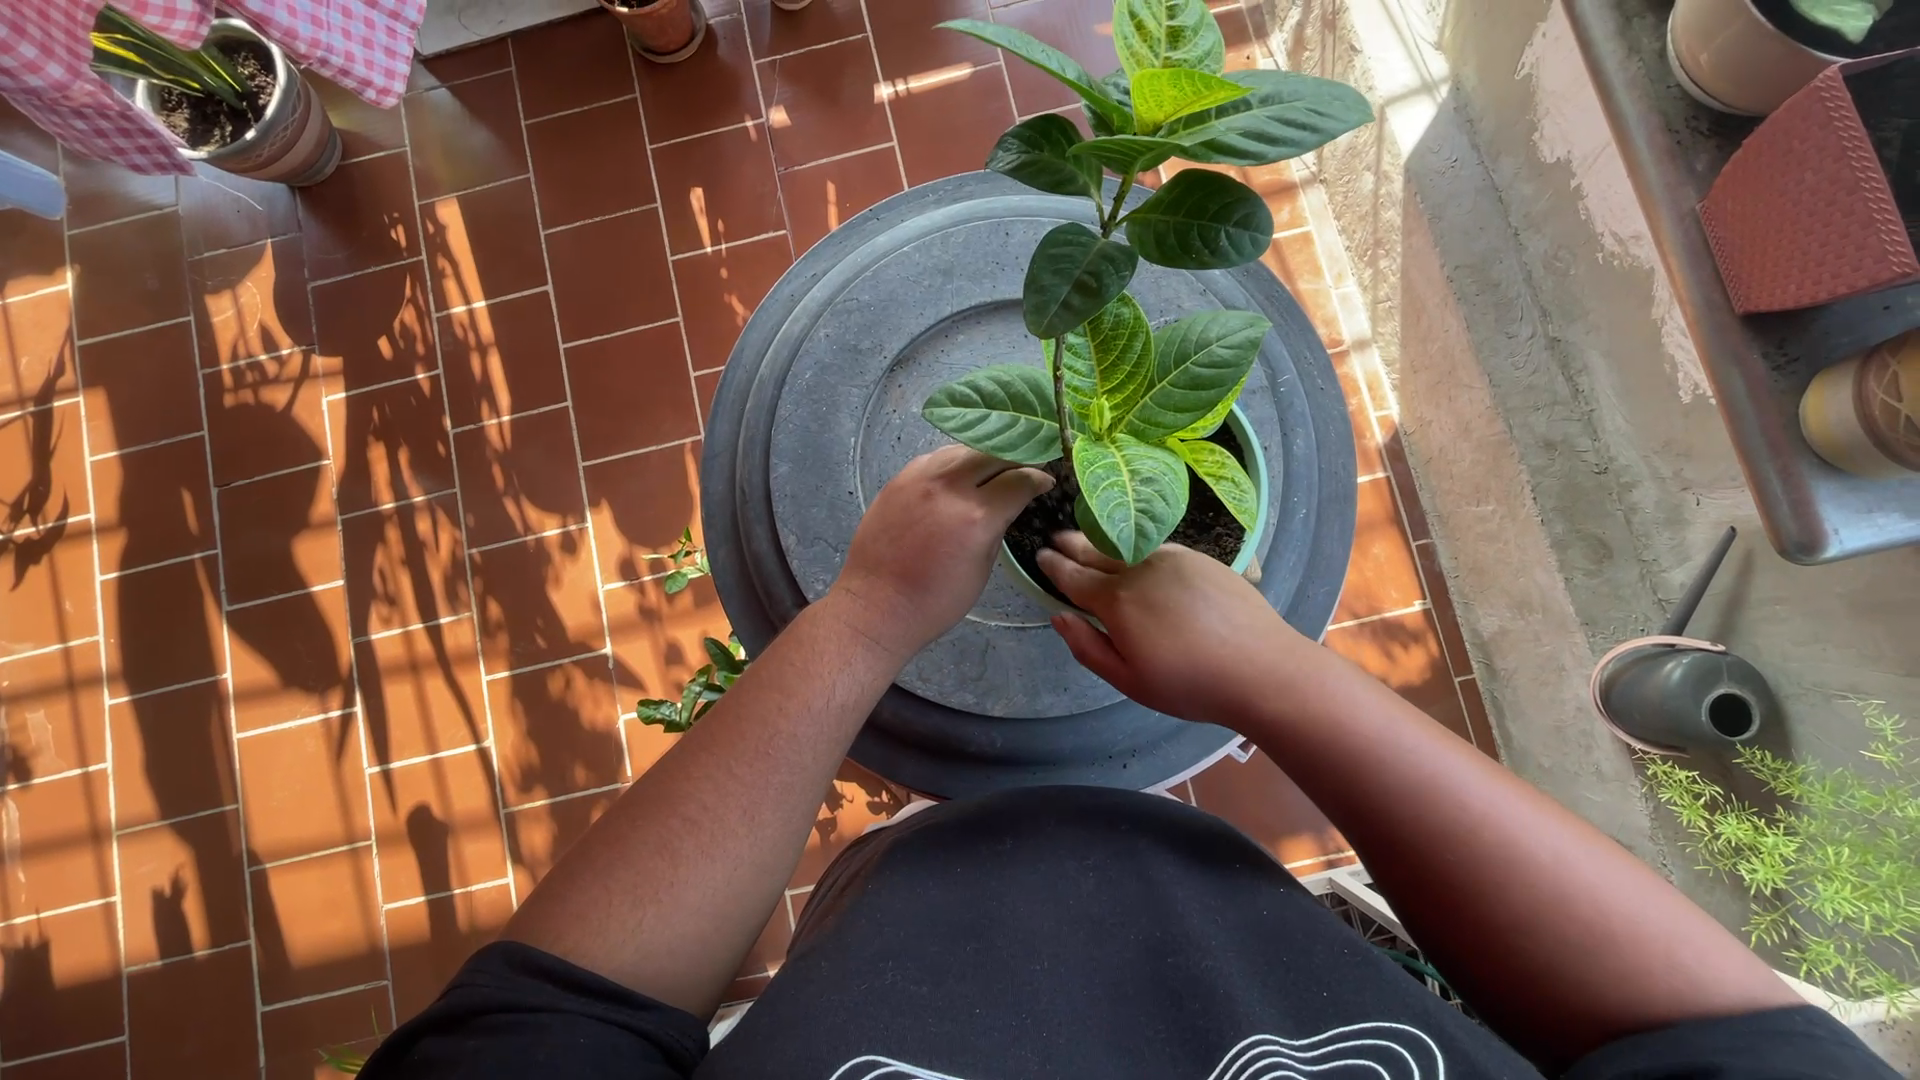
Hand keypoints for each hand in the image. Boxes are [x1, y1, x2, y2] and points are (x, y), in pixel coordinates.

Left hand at [827, 445, 1053, 661]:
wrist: (877, 605)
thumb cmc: (934, 601)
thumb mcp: (982, 569)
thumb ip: (997, 529)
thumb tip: (1007, 506)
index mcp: (977, 516)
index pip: (1020, 479)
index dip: (1039, 478)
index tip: (1046, 482)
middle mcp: (949, 487)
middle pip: (994, 452)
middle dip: (1016, 458)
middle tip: (1025, 468)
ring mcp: (919, 478)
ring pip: (963, 449)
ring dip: (984, 455)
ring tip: (992, 469)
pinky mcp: (898, 479)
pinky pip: (935, 457)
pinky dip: (954, 462)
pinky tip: (957, 476)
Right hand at [1037, 533, 1314, 727]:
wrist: (1263, 669)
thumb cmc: (1190, 685)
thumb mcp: (1129, 680)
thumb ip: (1088, 648)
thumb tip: (1059, 616)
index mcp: (1117, 602)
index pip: (1074, 578)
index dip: (1053, 567)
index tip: (1039, 556)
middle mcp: (1140, 570)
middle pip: (1097, 552)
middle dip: (1072, 544)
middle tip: (1055, 536)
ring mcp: (1173, 559)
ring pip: (1128, 545)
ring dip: (1104, 541)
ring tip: (1090, 540)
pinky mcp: (1201, 559)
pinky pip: (1158, 547)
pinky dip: (1138, 547)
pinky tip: (1137, 553)